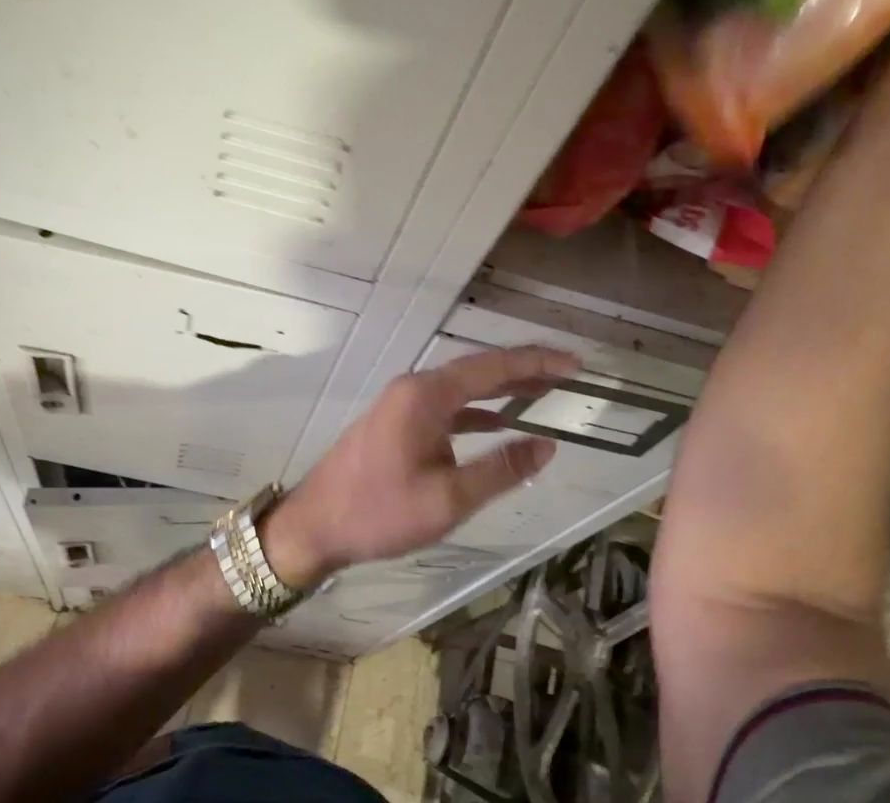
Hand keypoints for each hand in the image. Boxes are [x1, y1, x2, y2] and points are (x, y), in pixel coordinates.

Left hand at [262, 346, 579, 588]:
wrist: (314, 527)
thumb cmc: (380, 513)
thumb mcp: (449, 499)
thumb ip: (500, 470)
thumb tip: (547, 446)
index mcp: (426, 395)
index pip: (492, 367)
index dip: (536, 362)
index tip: (575, 364)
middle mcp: (415, 389)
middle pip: (479, 370)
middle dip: (525, 370)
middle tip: (569, 373)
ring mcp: (404, 405)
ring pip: (464, 388)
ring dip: (503, 390)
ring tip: (545, 390)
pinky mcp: (399, 424)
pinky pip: (449, 408)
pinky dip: (479, 412)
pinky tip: (502, 422)